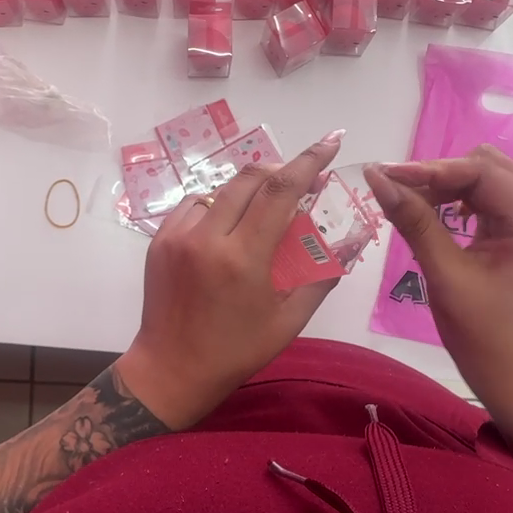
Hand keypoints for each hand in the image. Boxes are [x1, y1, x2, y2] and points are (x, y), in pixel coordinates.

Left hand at [114, 131, 345, 428]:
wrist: (170, 370)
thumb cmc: (235, 351)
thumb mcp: (287, 321)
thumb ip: (321, 277)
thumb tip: (352, 243)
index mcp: (243, 258)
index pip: (280, 190)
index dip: (309, 161)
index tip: (331, 142)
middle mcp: (208, 237)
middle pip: (249, 178)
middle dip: (280, 171)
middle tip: (300, 183)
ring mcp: (177, 236)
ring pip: (219, 190)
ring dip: (247, 192)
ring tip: (262, 213)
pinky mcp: (159, 241)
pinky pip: (193, 207)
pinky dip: (215, 208)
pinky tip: (226, 229)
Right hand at [364, 146, 512, 421]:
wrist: (508, 374)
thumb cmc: (480, 333)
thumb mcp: (444, 275)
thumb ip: (414, 222)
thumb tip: (378, 180)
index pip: (482, 173)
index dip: (432, 170)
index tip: (386, 175)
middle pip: (487, 167)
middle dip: (439, 174)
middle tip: (396, 190)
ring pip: (486, 180)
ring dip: (446, 185)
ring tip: (409, 201)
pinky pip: (487, 201)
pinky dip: (457, 200)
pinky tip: (433, 213)